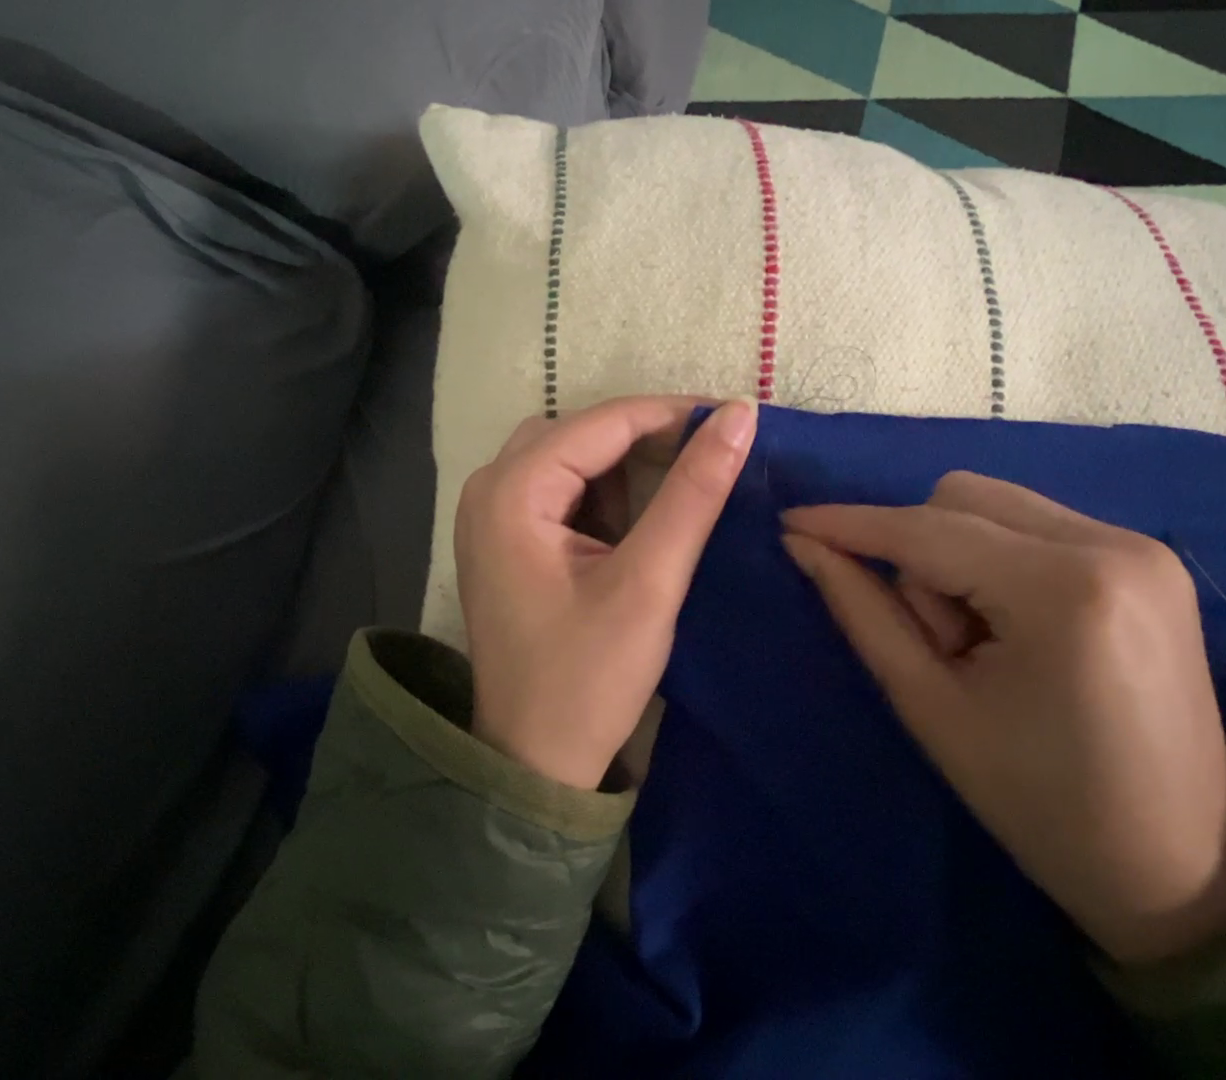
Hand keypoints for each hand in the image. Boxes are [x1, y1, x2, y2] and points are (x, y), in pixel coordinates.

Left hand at [455, 396, 757, 790]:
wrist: (535, 761)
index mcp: (511, 493)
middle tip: (711, 456)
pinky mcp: (504, 545)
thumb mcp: (648, 583)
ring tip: (684, 485)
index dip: (671, 413)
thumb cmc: (589, 679)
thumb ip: (692, 495)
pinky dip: (602, 494)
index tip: (734, 420)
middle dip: (645, 437)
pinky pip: (556, 492)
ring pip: (567, 459)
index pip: (601, 423)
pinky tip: (640, 518)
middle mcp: (488, 491)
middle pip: (577, 433)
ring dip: (623, 465)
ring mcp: (490, 519)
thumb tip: (738, 416)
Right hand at [782, 473, 1225, 964]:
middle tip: (937, 642)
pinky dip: (1001, 560)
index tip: (789, 521)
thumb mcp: (930, 706)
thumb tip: (804, 545)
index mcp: (1064, 589)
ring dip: (959, 556)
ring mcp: (1145, 546)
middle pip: (963, 497)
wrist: (1173, 862)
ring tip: (980, 642)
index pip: (928, 530)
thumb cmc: (1036, 802)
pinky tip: (1017, 629)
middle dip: (920, 554)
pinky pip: (1040, 526)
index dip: (851, 524)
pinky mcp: (1154, 561)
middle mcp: (1114, 543)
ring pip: (999, 505)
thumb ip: (863, 611)